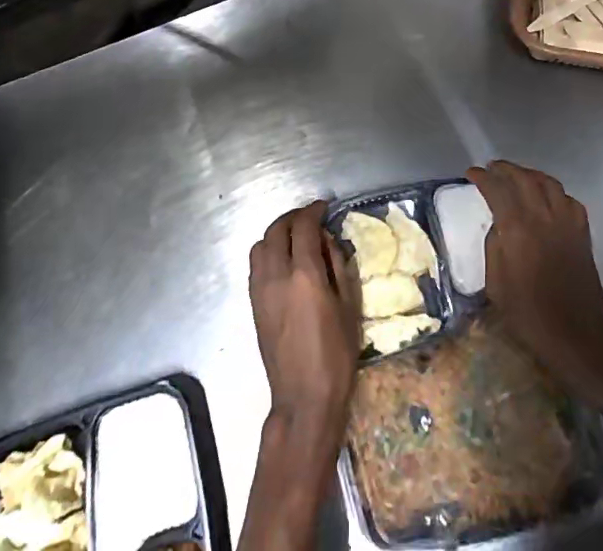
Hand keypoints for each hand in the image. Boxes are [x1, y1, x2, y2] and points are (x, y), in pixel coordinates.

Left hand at [249, 200, 361, 428]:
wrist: (304, 396)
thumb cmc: (337, 355)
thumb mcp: (349, 307)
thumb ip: (338, 267)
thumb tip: (328, 241)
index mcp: (304, 275)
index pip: (303, 227)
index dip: (313, 211)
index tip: (323, 206)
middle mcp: (276, 275)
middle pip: (276, 230)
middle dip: (293, 218)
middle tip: (310, 218)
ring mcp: (260, 289)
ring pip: (261, 244)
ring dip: (277, 233)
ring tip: (296, 238)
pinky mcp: (253, 303)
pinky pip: (255, 264)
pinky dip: (268, 251)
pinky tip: (284, 261)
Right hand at [467, 160, 602, 375]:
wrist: (577, 335)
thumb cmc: (529, 314)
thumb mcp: (496, 283)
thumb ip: (494, 247)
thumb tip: (498, 225)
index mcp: (518, 230)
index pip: (497, 190)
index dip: (482, 177)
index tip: (471, 173)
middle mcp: (544, 219)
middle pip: (525, 179)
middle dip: (506, 169)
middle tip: (491, 168)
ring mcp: (567, 224)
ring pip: (550, 184)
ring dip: (531, 174)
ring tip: (517, 176)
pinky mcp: (582, 235)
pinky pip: (569, 201)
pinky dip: (555, 193)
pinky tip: (547, 200)